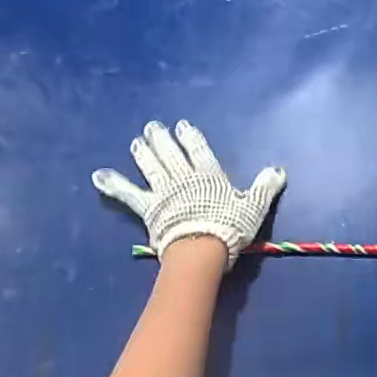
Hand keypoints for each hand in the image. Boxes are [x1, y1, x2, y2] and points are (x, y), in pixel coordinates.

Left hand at [93, 121, 285, 268]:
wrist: (202, 249)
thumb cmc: (229, 229)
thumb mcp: (254, 208)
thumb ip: (265, 187)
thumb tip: (278, 170)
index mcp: (209, 176)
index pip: (198, 150)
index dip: (190, 137)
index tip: (182, 126)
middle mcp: (183, 178)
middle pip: (170, 153)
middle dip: (161, 139)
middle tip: (152, 128)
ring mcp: (163, 191)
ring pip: (150, 166)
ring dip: (143, 152)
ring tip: (137, 141)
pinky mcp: (147, 207)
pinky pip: (127, 193)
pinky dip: (112, 183)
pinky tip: (98, 175)